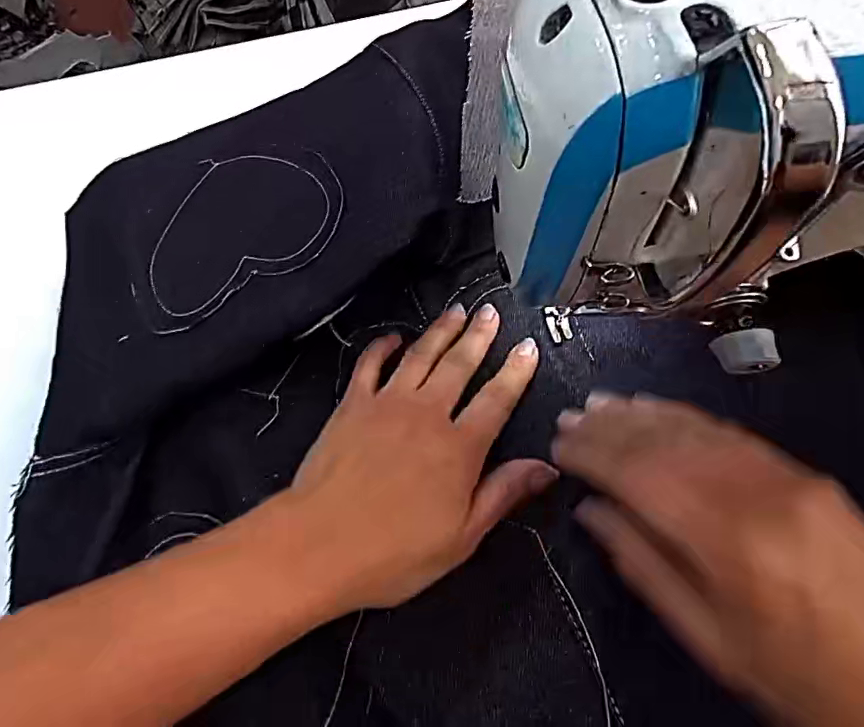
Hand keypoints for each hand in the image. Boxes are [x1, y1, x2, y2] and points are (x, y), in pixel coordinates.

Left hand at [282, 303, 553, 610]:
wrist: (318, 545)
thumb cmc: (394, 552)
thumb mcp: (461, 538)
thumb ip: (503, 494)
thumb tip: (545, 468)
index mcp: (459, 447)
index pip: (497, 399)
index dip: (516, 371)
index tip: (527, 346)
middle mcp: (428, 414)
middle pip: (460, 365)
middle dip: (479, 335)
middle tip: (490, 312)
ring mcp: (388, 403)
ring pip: (422, 356)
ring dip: (441, 331)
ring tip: (457, 311)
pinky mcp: (354, 404)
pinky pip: (371, 364)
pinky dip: (383, 346)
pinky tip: (394, 337)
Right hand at [555, 395, 863, 726]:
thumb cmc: (813, 684)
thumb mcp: (715, 643)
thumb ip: (647, 568)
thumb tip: (596, 516)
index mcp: (724, 536)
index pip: (637, 471)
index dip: (593, 450)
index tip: (561, 439)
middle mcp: (751, 488)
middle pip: (664, 439)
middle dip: (611, 424)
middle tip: (573, 414)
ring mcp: (782, 473)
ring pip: (696, 427)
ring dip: (645, 412)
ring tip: (606, 405)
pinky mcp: (803, 472)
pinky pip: (731, 432)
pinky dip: (688, 419)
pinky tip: (665, 413)